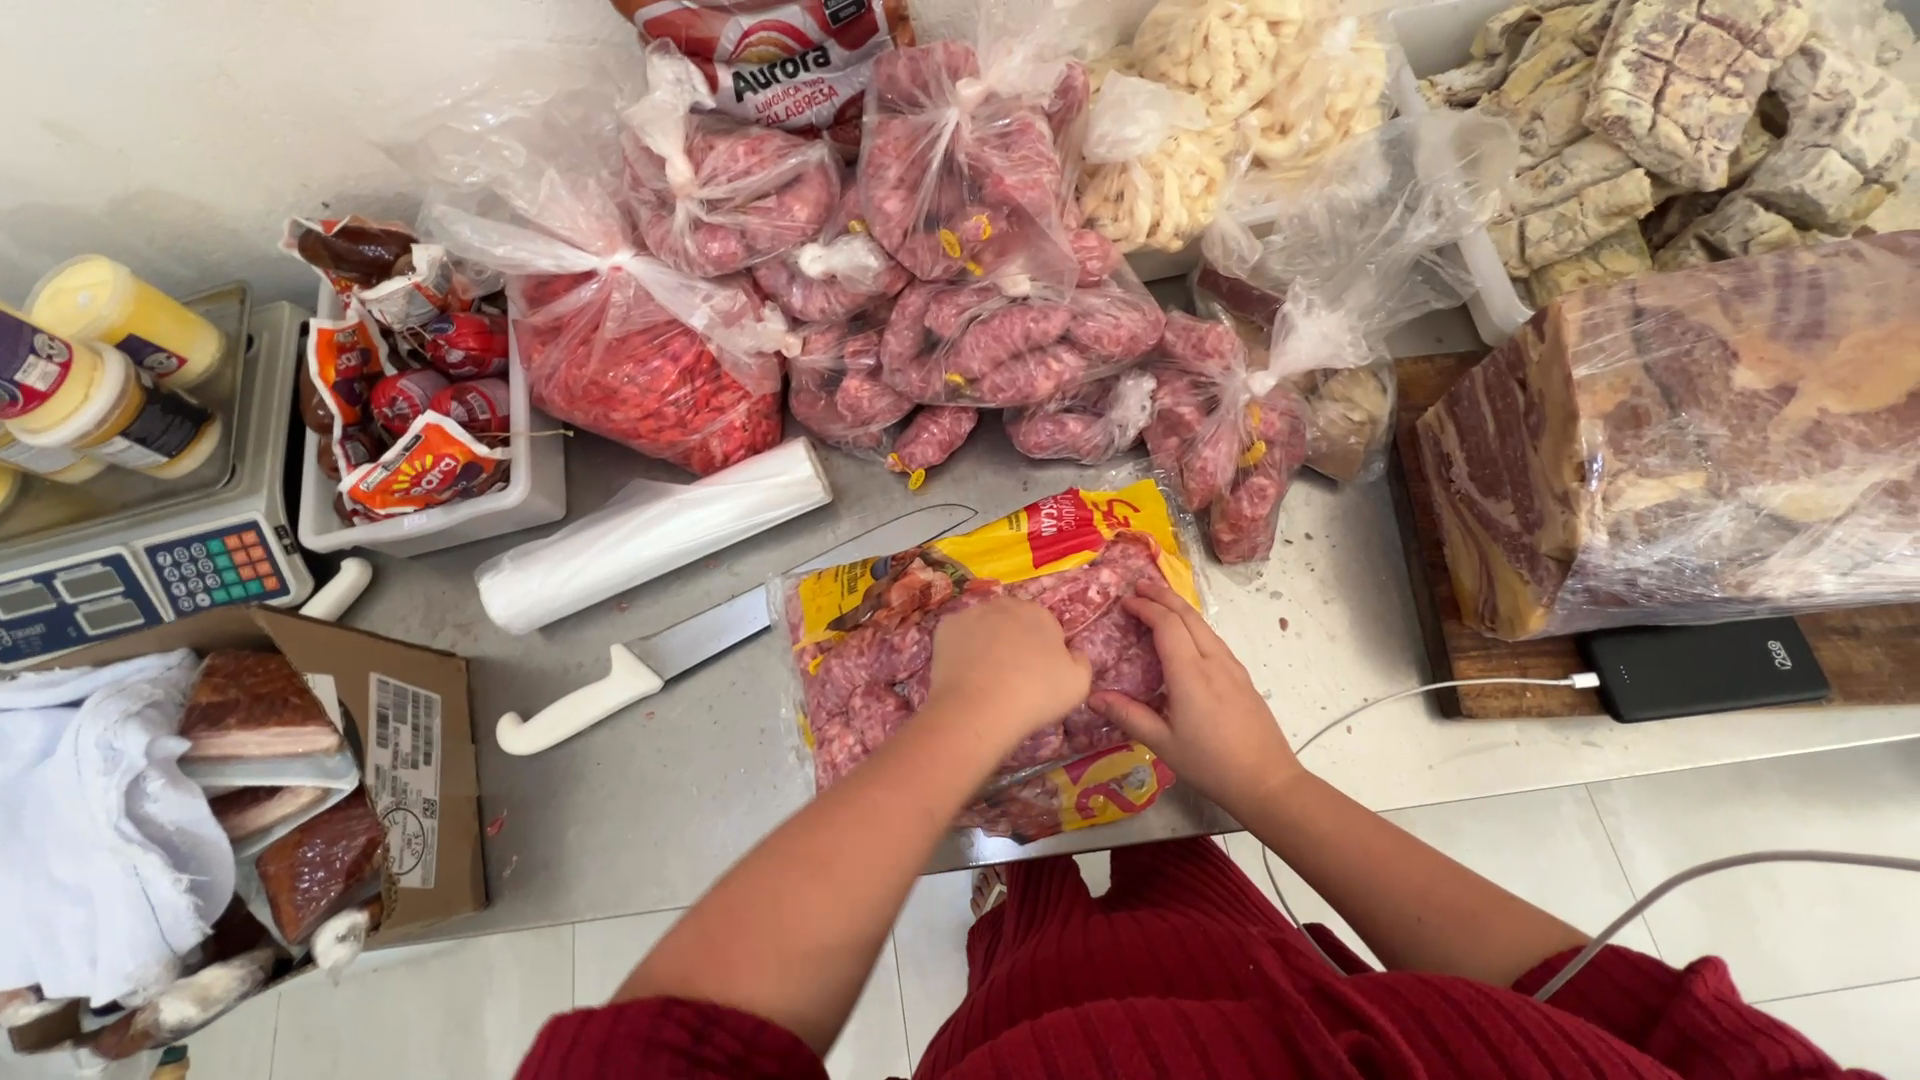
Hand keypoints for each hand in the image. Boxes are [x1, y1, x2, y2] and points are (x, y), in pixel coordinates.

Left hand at [926, 598, 1091, 749]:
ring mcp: (973, 612)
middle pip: (1013, 620)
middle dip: (1014, 640)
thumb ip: (1081, 660)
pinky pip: (958, 634)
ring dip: (987, 641)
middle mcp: (1006, 604)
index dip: (1044, 651)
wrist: (980, 709)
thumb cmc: (1035, 695)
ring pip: (984, 624)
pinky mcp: (946, 626)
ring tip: (985, 675)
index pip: (1046, 627)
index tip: (1038, 674)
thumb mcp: (1079, 683)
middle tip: (1012, 674)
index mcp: (1040, 614)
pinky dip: (961, 647)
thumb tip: (1073, 651)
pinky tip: (963, 671)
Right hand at [1089, 580, 1303, 815]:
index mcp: (1191, 674)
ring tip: (1159, 602)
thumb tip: (1093, 697)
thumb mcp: (1163, 744)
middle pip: (1188, 616)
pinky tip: (1186, 635)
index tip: (1125, 601)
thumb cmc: (1212, 764)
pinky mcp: (1242, 677)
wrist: (1268, 781)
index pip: (1167, 625)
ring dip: (1179, 608)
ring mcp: (1232, 667)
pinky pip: (1213, 639)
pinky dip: (1193, 625)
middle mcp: (1213, 662)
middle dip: (1162, 596)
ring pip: (1204, 625)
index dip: (1146, 608)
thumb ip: (1129, 716)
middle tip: (1139, 586)